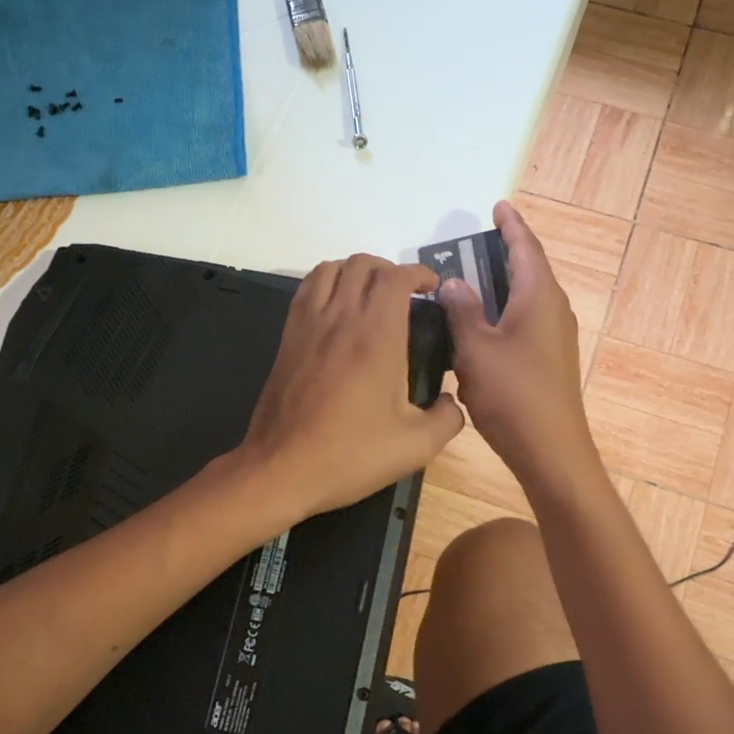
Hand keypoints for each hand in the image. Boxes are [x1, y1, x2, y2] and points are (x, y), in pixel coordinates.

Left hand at [235, 255, 464, 520]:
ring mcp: (308, 325)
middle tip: (405, 295)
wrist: (282, 469)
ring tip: (370, 295)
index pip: (397, 277)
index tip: (432, 288)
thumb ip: (447, 418)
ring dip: (355, 271)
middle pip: (362, 264)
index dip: (419, 273)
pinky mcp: (287, 339)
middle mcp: (341, 318)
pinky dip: (326, 284)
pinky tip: (336, 310)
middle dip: (389, 269)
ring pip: (330, 269)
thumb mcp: (415, 447)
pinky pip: (306, 290)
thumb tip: (451, 400)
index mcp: (377, 336)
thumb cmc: (350, 456)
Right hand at [439, 201, 596, 487]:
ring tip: (468, 287)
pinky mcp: (550, 363)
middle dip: (502, 256)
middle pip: (528, 271)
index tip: (498, 207)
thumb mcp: (475, 349)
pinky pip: (524, 326)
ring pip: (525, 301)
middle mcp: (553, 311)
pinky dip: (502, 317)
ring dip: (500, 290)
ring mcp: (555, 339)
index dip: (510, 226)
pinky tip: (478, 333)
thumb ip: (462, 311)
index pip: (525, 248)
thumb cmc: (512, 394)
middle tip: (471, 247)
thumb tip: (454, 282)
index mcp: (538, 297)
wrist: (550, 449)